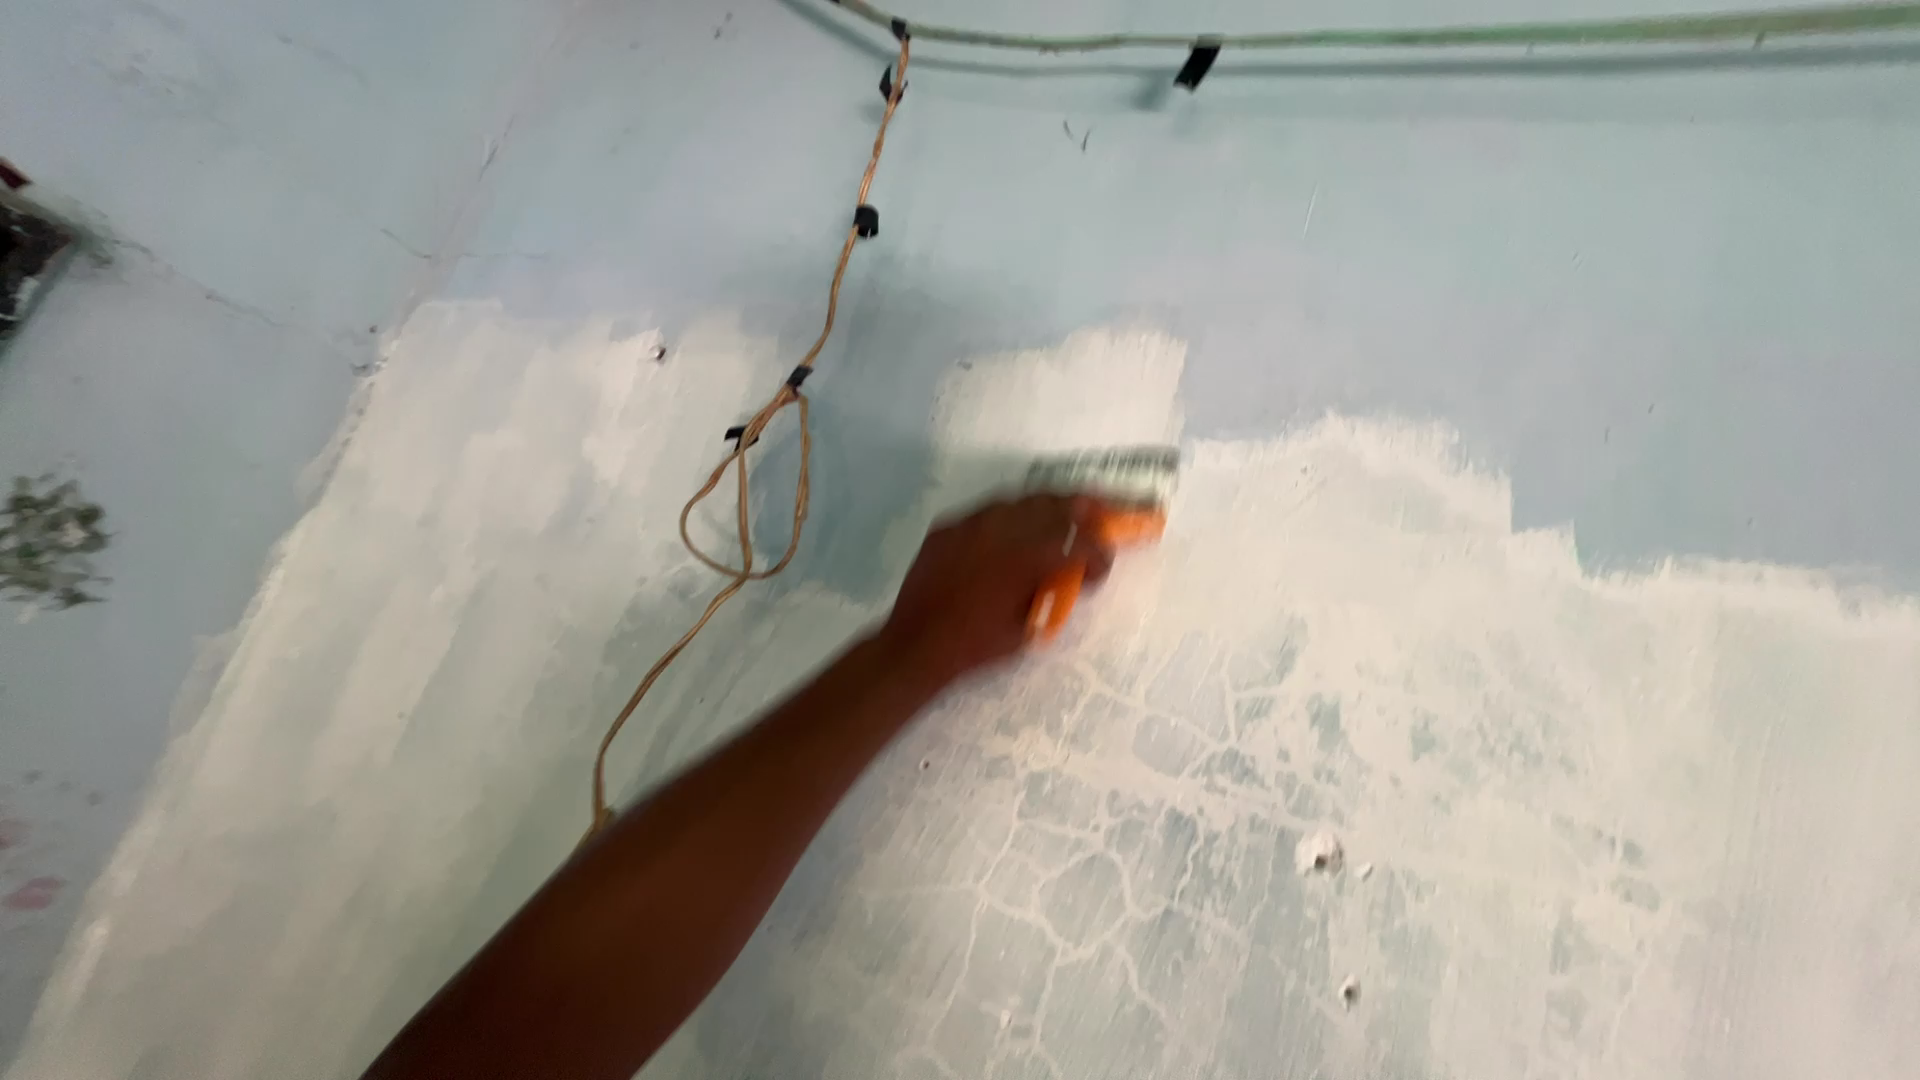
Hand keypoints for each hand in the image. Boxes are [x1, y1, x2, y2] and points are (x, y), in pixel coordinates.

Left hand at [879, 493, 1115, 687]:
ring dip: (1049, 505)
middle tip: (1105, 511)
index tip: (1106, 560)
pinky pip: (987, 511)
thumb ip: (1052, 593)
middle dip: (1085, 508)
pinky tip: (1017, 525)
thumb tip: (1073, 575)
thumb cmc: (975, 646)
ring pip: (1021, 500)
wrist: (914, 644)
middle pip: (1055, 505)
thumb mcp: (1026, 627)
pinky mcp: (948, 526)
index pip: (1078, 543)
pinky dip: (1010, 516)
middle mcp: (1002, 530)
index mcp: (1027, 559)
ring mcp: (971, 523)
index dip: (1099, 551)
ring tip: (1065, 510)